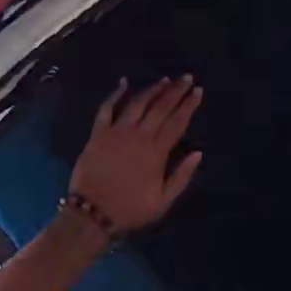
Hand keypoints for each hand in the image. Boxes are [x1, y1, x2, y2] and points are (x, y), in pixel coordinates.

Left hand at [69, 76, 204, 232]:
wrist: (92, 213)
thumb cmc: (130, 210)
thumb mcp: (163, 202)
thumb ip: (182, 176)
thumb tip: (198, 153)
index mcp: (156, 152)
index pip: (177, 122)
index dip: (189, 105)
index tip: (198, 90)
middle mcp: (138, 136)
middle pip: (160, 108)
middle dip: (175, 91)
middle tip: (186, 77)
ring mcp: (116, 132)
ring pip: (138, 103)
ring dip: (152, 89)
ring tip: (164, 80)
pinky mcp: (98, 133)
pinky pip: (106, 108)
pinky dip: (115, 93)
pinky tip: (124, 81)